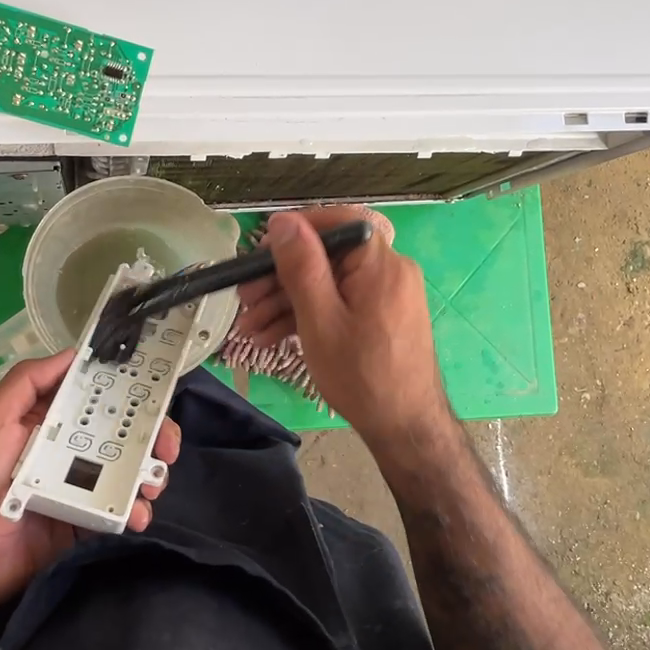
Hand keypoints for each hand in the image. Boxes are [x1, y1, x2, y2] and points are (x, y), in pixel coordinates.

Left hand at [0, 349, 181, 614]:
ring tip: (152, 486)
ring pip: (132, 469)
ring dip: (151, 473)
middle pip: (127, 432)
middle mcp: (74, 446)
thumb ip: (26, 382)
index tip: (156, 393)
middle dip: (155, 435)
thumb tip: (73, 354)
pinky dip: (138, 510)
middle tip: (166, 448)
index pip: (100, 396)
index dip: (132, 391)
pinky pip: (124, 509)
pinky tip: (137, 516)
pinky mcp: (90, 518)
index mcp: (54, 419)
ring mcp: (85, 484)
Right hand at [234, 209, 450, 448]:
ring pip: (330, 282)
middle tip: (244, 298)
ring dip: (287, 301)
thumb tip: (282, 220)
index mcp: (380, 263)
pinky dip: (310, 314)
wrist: (405, 429)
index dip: (296, 229)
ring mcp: (387, 294)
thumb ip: (301, 266)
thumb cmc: (361, 375)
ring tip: (250, 328)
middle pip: (328, 256)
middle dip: (281, 276)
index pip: (338, 221)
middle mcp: (390, 270)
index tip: (260, 249)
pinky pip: (341, 301)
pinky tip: (272, 336)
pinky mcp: (382, 315)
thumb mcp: (320, 319)